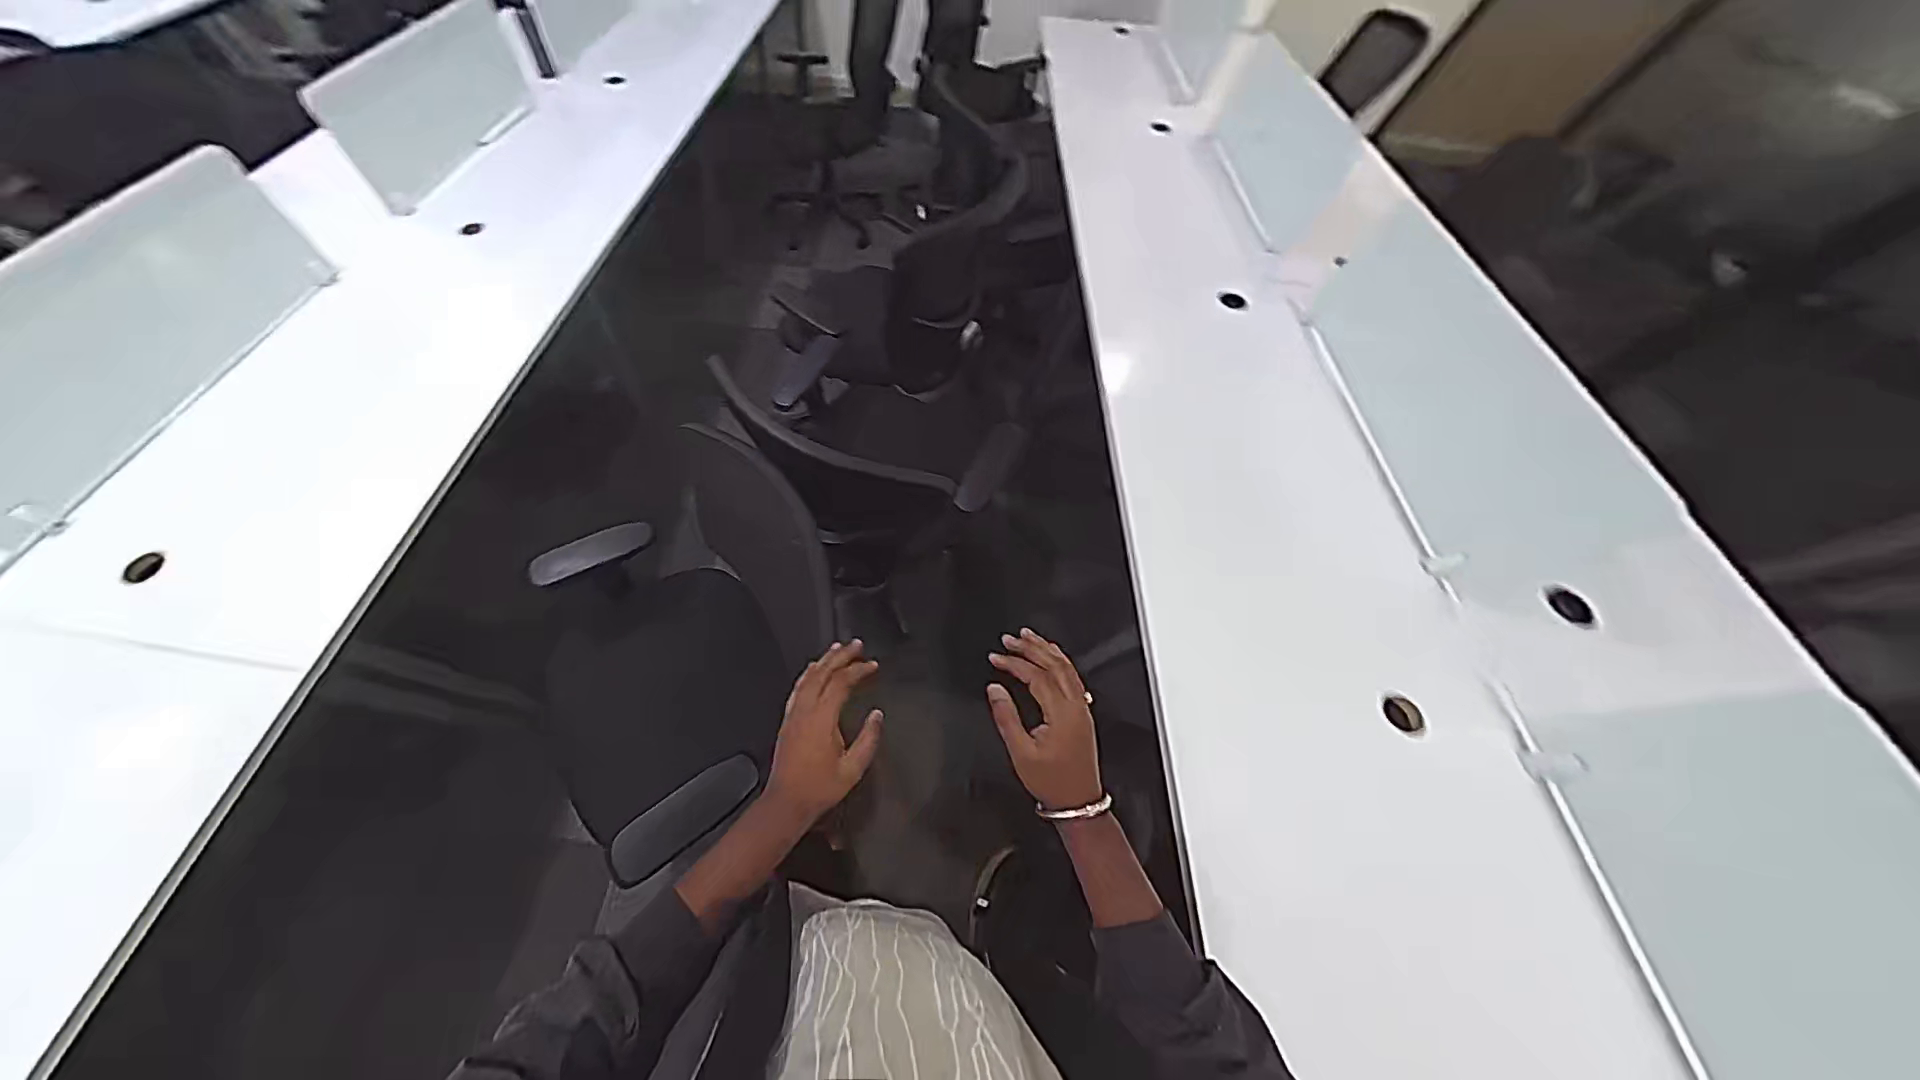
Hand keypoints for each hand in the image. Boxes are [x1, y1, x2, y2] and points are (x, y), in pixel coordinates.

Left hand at [765, 640, 882, 822]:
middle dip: (840, 656)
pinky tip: (813, 671)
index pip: (841, 683)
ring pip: (807, 678)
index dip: (858, 670)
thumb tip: (877, 715)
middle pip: (822, 673)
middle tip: (856, 644)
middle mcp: (805, 711)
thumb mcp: (853, 768)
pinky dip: (808, 675)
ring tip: (836, 649)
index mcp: (822, 719)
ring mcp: (793, 715)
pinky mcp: (787, 721)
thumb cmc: (820, 788)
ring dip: (823, 661)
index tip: (873, 665)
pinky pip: (797, 689)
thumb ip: (868, 739)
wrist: (786, 803)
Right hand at [987, 628, 1101, 811]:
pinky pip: (1074, 677)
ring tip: (1029, 638)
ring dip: (1047, 650)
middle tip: (1010, 638)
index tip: (996, 657)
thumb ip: (1006, 717)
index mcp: (1062, 713)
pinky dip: (1060, 662)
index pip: (1037, 676)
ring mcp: (1082, 708)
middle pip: (1054, 664)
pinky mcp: (1083, 712)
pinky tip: (1051, 658)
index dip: (1015, 663)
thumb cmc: (1052, 781)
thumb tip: (995, 690)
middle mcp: (1076, 706)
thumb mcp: (1021, 752)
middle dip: (1030, 647)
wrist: (1078, 801)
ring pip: (1067, 668)